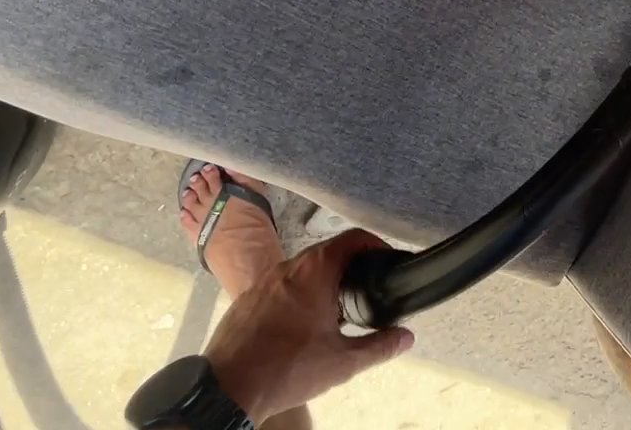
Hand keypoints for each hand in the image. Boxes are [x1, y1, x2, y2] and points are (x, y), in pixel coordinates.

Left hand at [204, 228, 413, 423]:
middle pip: (329, 252)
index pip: (354, 238)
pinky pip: (280, 286)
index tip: (384, 260)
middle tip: (364, 289)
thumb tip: (406, 338)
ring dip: (321, 282)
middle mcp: (290, 265)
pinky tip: (299, 325)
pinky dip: (296, 295)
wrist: (224, 392)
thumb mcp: (341, 363)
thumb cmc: (286, 370)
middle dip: (349, 267)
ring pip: (303, 269)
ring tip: (333, 310)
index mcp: (317, 270)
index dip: (374, 244)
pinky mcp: (246, 299)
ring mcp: (264, 280)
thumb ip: (378, 347)